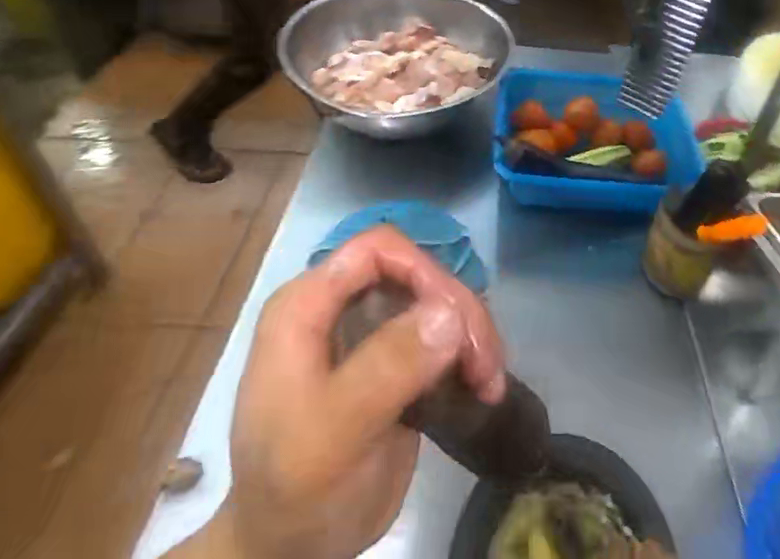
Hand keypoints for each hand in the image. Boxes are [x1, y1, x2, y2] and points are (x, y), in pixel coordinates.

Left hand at [229, 226, 506, 558]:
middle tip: (485, 365)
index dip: (422, 271)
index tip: (457, 321)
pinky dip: (468, 353)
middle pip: (416, 274)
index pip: (375, 251)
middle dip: (458, 310)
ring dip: (471, 333)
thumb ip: (384, 369)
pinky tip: (484, 386)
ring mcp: (369, 334)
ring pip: (436, 301)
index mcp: (307, 307)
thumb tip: (448, 313)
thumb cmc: (295, 491)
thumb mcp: (332, 433)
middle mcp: (339, 307)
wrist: (291, 553)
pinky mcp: (395, 363)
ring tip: (488, 381)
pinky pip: (442, 334)